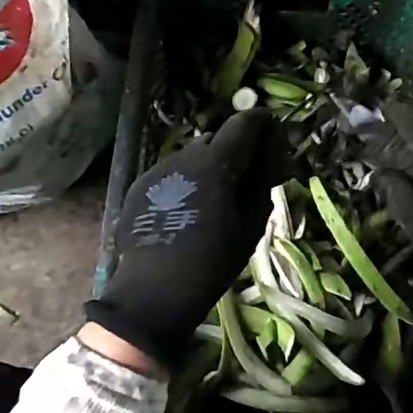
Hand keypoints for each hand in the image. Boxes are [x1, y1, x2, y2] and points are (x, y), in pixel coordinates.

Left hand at [85, 109, 282, 369]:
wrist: (153, 290)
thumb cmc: (211, 262)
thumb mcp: (249, 228)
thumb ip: (261, 186)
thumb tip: (271, 160)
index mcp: (216, 163)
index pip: (243, 124)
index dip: (261, 122)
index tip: (272, 128)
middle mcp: (185, 156)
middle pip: (215, 138)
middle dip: (233, 147)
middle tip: (247, 168)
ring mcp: (158, 169)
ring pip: (191, 156)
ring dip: (207, 164)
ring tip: (216, 191)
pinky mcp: (140, 186)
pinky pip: (171, 173)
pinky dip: (185, 180)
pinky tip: (188, 207)